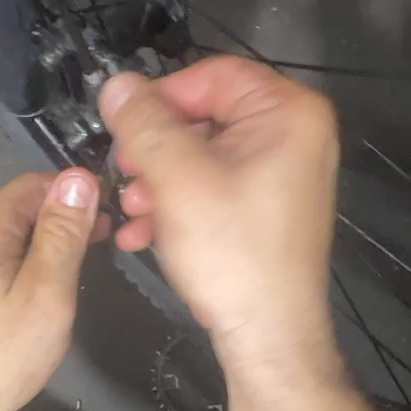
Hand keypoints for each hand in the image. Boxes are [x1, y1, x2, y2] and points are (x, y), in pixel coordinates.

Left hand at [0, 169, 102, 410]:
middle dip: (55, 227)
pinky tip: (15, 309)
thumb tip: (79, 178)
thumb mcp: (46, 295)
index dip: (77, 199)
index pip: (36, 184)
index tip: (106, 229)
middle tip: (90, 262)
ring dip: (31, 252)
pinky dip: (5, 273)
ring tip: (57, 291)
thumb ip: (63, 234)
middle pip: (14, 211)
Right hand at [99, 57, 341, 376]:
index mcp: (288, 113)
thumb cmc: (232, 255)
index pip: (212, 74)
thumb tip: (116, 85)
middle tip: (122, 172)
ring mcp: (281, 176)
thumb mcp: (177, 180)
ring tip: (130, 210)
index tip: (121, 127)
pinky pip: (214, 188)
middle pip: (205, 117)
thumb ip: (144, 125)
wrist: (267, 335)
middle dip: (154, 148)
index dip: (160, 97)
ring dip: (157, 180)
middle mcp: (294, 136)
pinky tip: (143, 232)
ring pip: (203, 158)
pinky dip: (177, 204)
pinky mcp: (266, 210)